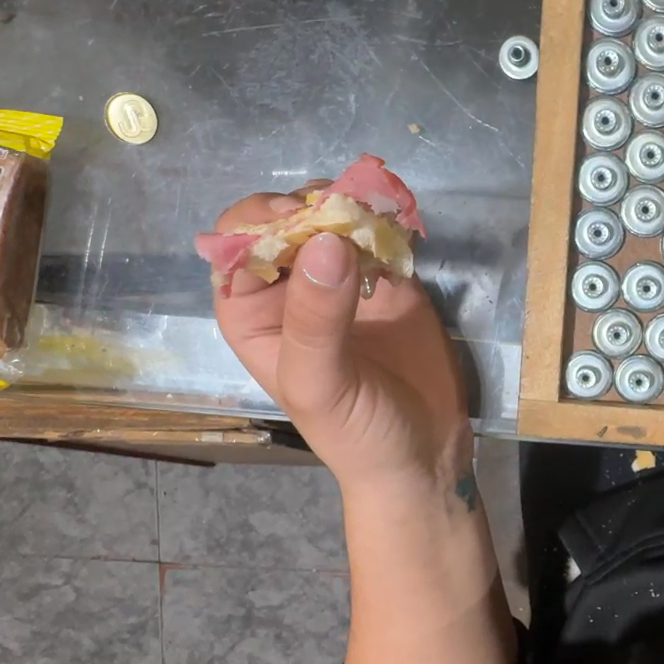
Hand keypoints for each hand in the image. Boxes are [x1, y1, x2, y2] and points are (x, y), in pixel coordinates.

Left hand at [210, 188, 470, 497]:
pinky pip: (385, 239)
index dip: (258, 222)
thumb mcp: (321, 384)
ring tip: (377, 207)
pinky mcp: (395, 284)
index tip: (296, 217)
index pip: (238, 248)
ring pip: (338, 223)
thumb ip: (316, 319)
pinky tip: (404, 223)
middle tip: (346, 209)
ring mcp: (347, 284)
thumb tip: (328, 241)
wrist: (426, 458)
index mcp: (255, 314)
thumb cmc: (357, 434)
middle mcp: (295, 292)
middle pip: (288, 224)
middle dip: (313, 206)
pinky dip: (392, 223)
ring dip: (355, 206)